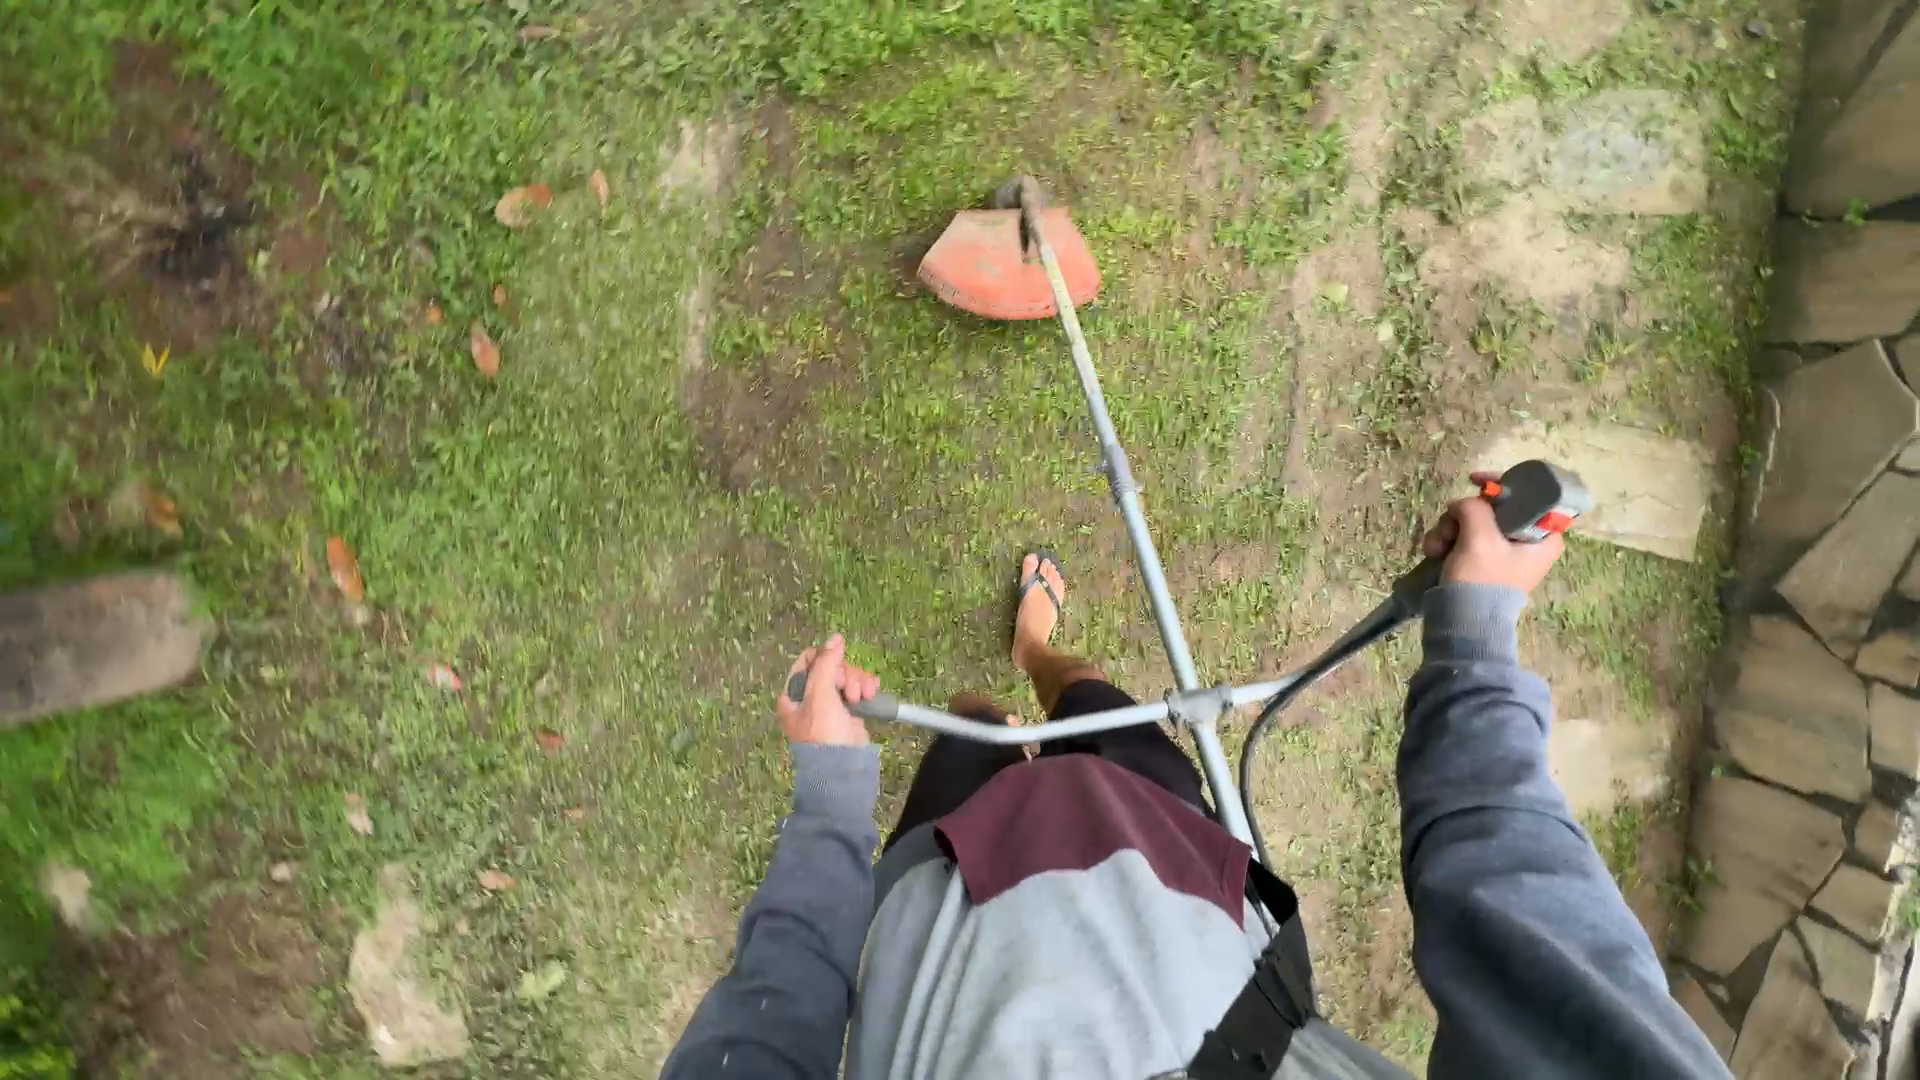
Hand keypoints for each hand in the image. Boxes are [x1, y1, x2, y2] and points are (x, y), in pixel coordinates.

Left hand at [776, 634, 878, 745]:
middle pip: (831, 666)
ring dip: (858, 681)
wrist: (843, 766)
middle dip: (845, 674)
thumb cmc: (824, 731)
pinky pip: (858, 687)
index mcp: (793, 693)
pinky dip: (866, 687)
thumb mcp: (820, 694)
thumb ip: (827, 663)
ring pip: (847, 676)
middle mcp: (810, 697)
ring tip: (862, 696)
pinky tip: (872, 693)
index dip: (825, 659)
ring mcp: (830, 703)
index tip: (836, 668)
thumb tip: (836, 637)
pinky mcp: (849, 710)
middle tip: (850, 691)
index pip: (808, 660)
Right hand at [1420, 471, 1564, 593]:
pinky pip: (1462, 538)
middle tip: (1448, 529)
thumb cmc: (1481, 580)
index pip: (1530, 496)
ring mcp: (1502, 552)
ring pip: (1472, 522)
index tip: (1474, 481)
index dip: (1501, 484)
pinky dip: (1445, 542)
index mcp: (1543, 536)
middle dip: (1462, 515)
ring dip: (1447, 530)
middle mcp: (1526, 541)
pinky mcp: (1481, 561)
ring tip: (1436, 548)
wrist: (1464, 621)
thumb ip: (1474, 509)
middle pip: (1492, 509)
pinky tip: (1434, 553)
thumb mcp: (1479, 539)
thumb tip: (1462, 504)